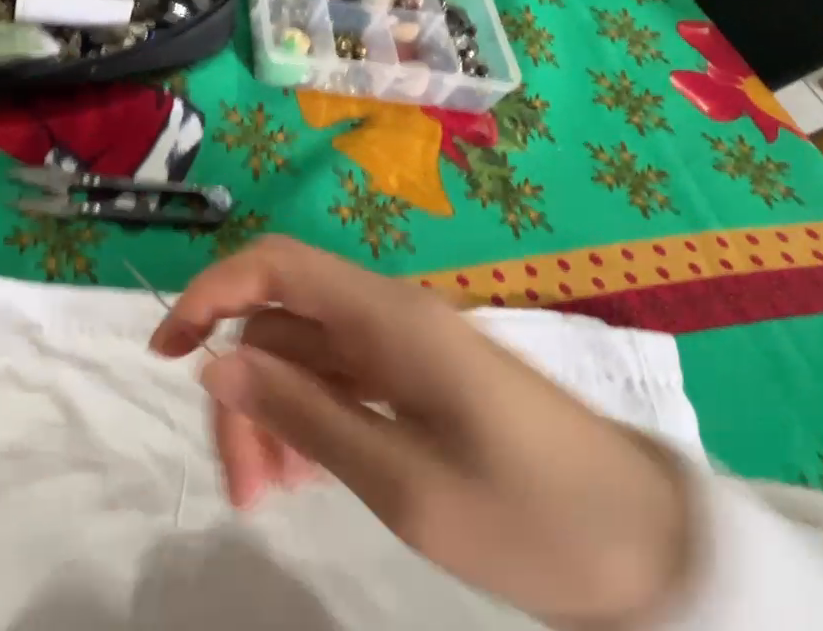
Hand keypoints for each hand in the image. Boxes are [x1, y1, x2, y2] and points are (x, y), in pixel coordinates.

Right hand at [149, 236, 693, 628]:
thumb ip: (302, 415)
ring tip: (273, 495)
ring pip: (302, 360)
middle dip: (244, 396)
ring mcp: (403, 351)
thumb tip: (215, 364)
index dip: (210, 294)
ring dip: (272, 417)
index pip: (274, 267)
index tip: (168, 353)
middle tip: (243, 489)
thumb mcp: (404, 482)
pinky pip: (337, 383)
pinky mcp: (417, 382)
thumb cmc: (533, 519)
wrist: (654, 554)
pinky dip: (309, 422)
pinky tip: (308, 475)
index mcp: (388, 320)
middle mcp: (388, 319)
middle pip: (279, 328)